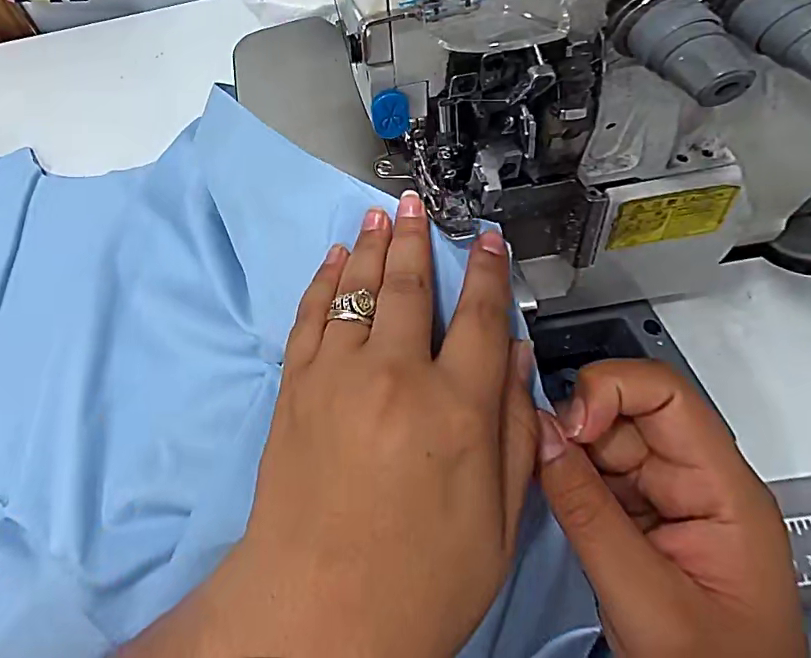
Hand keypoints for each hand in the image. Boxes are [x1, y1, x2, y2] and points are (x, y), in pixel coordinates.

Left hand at [122, 192, 536, 657]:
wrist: (319, 606)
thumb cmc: (419, 578)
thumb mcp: (499, 518)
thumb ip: (513, 428)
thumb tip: (514, 358)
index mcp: (454, 409)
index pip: (478, 316)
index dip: (485, 270)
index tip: (485, 239)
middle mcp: (393, 375)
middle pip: (409, 285)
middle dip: (415, 237)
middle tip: (414, 204)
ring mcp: (336, 372)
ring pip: (356, 287)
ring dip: (369, 246)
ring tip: (377, 215)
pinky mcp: (296, 382)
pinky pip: (310, 314)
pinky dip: (323, 280)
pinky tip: (332, 259)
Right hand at [534, 360, 804, 657]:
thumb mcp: (646, 600)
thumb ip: (588, 512)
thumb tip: (543, 435)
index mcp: (725, 493)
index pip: (667, 395)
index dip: (611, 390)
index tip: (570, 424)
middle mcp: (697, 481)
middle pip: (626, 408)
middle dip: (577, 425)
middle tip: (546, 455)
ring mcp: (666, 494)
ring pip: (601, 435)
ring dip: (566, 450)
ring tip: (551, 486)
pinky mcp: (637, 509)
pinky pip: (592, 465)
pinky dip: (564, 472)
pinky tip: (557, 495)